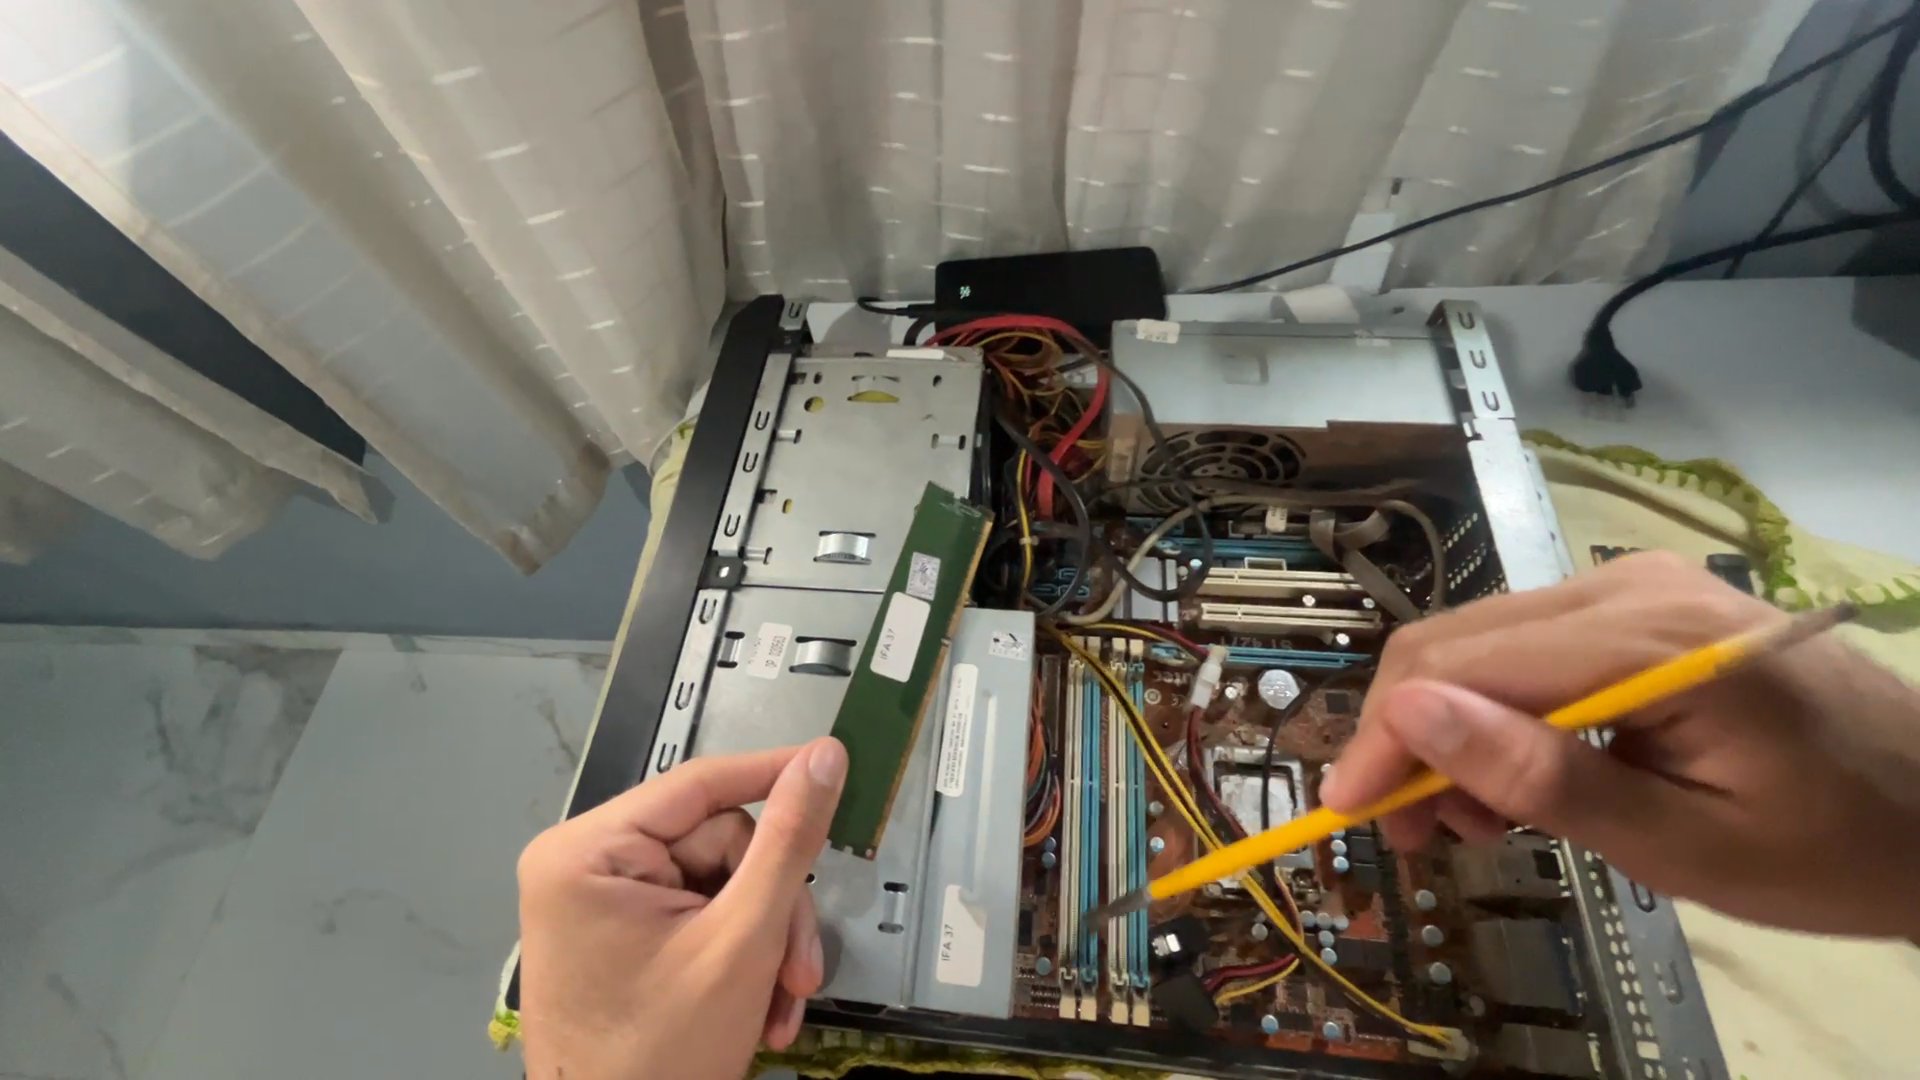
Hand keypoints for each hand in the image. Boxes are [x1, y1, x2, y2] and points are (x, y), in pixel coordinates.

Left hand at [516, 738, 846, 1079]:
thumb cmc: (666, 1058)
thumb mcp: (743, 938)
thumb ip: (789, 838)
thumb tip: (826, 754)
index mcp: (588, 852)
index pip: (701, 783)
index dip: (774, 772)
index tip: (834, 762)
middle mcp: (587, 864)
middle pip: (720, 843)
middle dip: (772, 905)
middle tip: (801, 971)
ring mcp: (604, 901)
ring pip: (723, 880)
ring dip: (765, 938)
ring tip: (783, 1003)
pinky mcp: (624, 932)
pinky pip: (705, 911)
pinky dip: (742, 953)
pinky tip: (759, 1006)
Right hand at [1320, 551, 1919, 939]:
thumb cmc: (1840, 849)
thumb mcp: (1686, 844)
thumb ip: (1541, 776)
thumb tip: (1407, 714)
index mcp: (1649, 637)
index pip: (1459, 667)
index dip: (1384, 736)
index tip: (1347, 807)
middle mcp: (1618, 585)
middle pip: (1448, 645)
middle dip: (1403, 736)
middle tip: (1406, 822)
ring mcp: (1617, 586)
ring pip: (1466, 646)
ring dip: (1439, 729)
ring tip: (1463, 811)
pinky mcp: (1616, 604)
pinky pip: (1506, 649)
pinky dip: (1481, 714)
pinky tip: (1505, 768)